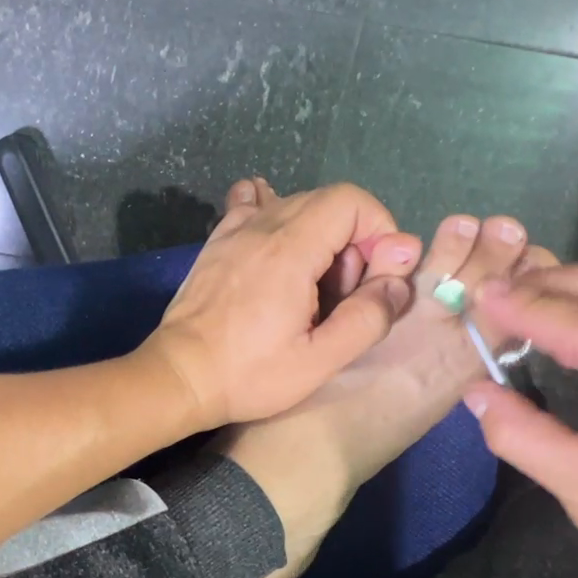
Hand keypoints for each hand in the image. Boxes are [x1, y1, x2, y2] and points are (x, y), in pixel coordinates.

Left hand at [140, 180, 423, 426]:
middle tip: (342, 292)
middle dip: (351, 238)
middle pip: (325, 201)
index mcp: (289, 249)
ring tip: (310, 283)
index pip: (351, 201)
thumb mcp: (318, 361)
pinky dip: (275, 218)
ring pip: (292, 205)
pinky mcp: (215, 245)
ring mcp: (232, 232)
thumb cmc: (247, 376)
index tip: (373, 276)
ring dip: (316, 235)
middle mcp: (259, 227)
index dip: (377, 230)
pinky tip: (277, 250)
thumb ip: (367, 317)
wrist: (179, 377)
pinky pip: (251, 207)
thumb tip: (398, 280)